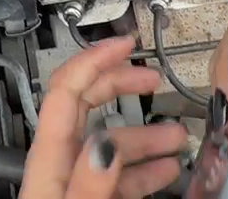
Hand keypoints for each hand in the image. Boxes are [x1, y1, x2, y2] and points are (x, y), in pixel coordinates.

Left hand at [21, 36, 188, 198]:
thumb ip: (88, 181)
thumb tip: (107, 143)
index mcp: (49, 155)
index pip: (67, 87)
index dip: (95, 58)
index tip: (125, 44)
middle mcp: (60, 159)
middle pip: (90, 104)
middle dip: (123, 85)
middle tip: (153, 78)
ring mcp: (75, 178)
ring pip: (111, 142)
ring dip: (146, 135)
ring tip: (178, 135)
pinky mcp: (89, 197)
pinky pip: (118, 174)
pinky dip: (144, 168)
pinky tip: (167, 168)